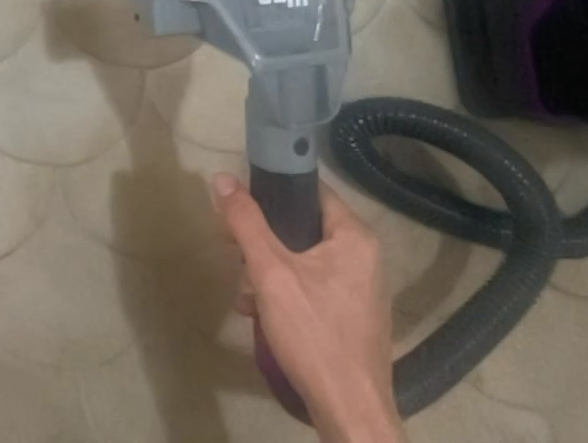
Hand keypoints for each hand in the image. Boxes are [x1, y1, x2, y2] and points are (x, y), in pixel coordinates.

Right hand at [212, 173, 405, 442]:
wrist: (349, 410)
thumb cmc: (312, 332)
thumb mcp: (269, 272)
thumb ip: (246, 222)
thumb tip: (222, 178)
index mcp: (354, 236)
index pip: (310, 190)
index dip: (271, 191)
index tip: (238, 203)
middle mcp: (365, 257)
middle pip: (303, 227)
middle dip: (263, 238)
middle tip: (232, 248)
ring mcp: (362, 289)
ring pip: (304, 260)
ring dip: (268, 269)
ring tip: (243, 289)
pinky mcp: (353, 317)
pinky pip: (313, 286)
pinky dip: (285, 291)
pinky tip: (259, 312)